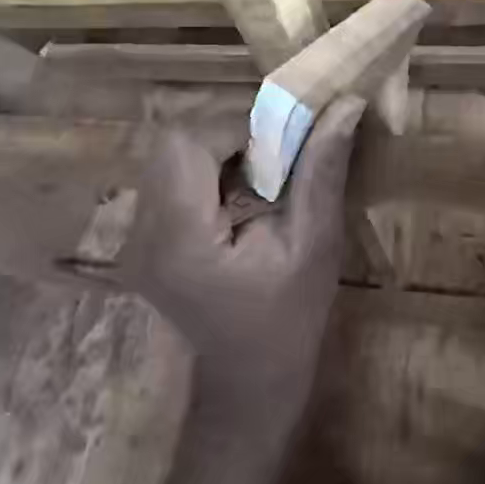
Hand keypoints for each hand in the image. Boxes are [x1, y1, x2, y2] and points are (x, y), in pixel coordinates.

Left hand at [106, 95, 366, 367]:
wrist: (250, 381)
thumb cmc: (290, 318)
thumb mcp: (316, 242)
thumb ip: (322, 170)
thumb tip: (347, 102)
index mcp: (179, 238)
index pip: (187, 142)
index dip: (237, 124)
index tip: (285, 135)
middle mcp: (143, 231)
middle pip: (174, 141)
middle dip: (230, 130)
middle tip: (279, 148)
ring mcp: (137, 236)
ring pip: (172, 152)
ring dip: (223, 145)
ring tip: (266, 170)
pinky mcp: (147, 236)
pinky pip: (175, 173)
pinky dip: (213, 165)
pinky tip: (245, 190)